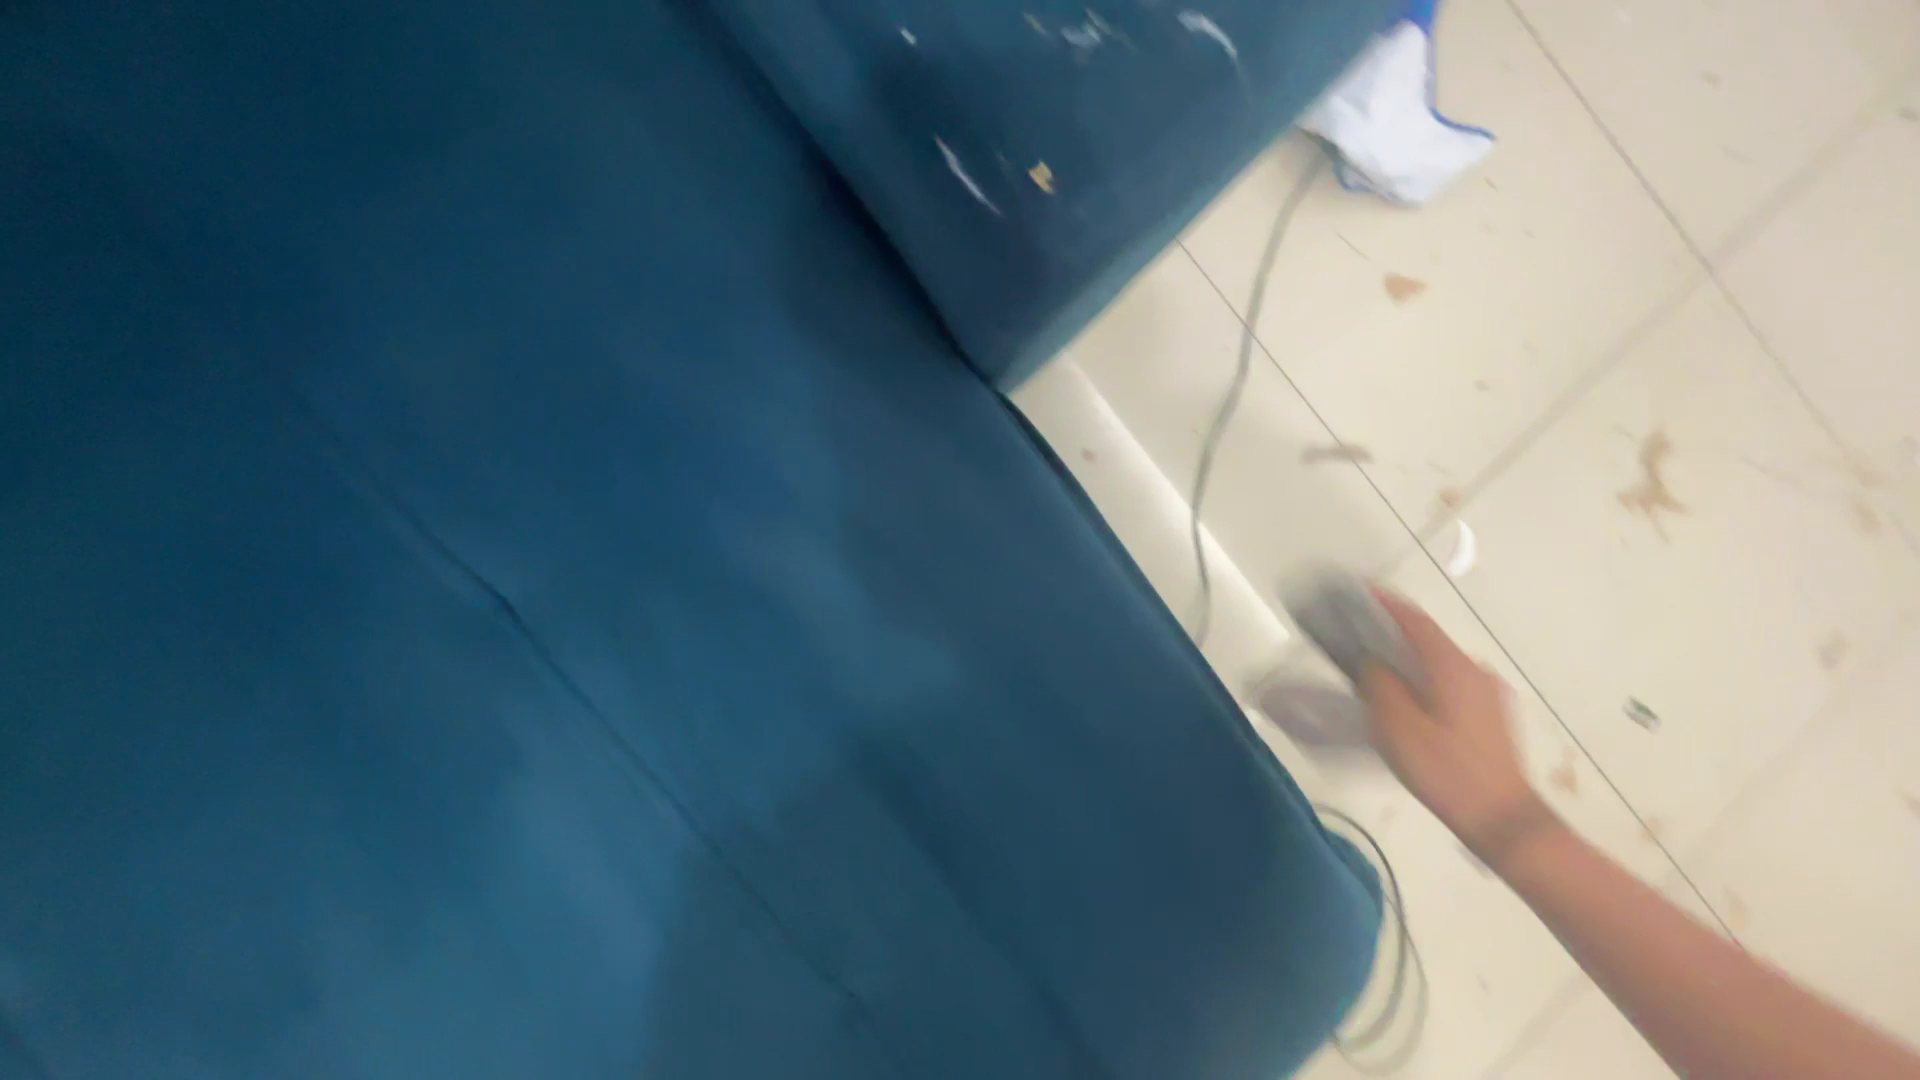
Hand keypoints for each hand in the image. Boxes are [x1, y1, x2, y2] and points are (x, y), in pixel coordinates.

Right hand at [1362, 589, 1557, 865]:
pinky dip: (1424, 682)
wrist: (1503, 819)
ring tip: (1376, 677)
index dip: (1386, 603)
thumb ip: (1379, 684)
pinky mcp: (1492, 716)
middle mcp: (1476, 671)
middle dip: (1392, 637)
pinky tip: (1407, 706)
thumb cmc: (1444, 770)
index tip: (1359, 591)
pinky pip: (1450, 684)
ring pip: (1438, 666)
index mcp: (1452, 667)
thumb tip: (1371, 661)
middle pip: (1428, 642)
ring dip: (1408, 664)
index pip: (1415, 621)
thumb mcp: (1396, 726)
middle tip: (1356, 642)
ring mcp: (1489, 694)